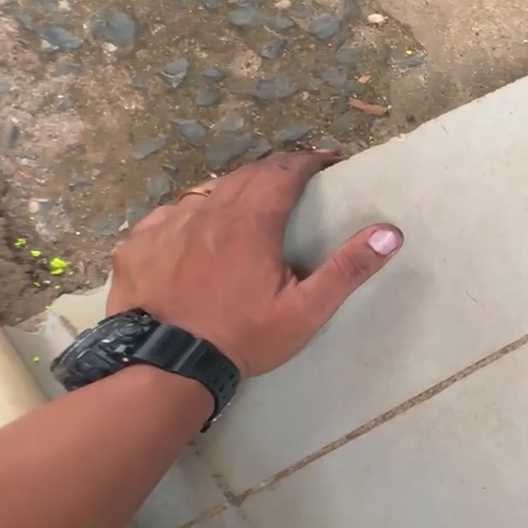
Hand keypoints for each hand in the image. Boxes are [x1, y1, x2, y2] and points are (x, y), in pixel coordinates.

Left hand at [106, 152, 402, 376]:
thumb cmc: (244, 336)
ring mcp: (165, 228)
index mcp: (249, 223)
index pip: (281, 173)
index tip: (331, 159)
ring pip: (206, 192)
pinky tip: (201, 230)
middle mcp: (205, 214)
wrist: (162, 367)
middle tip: (301, 178)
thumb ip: (349, 268)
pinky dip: (195, 212)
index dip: (309, 160)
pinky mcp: (137, 247)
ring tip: (254, 202)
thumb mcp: (309, 308)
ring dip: (237, 189)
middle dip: (277, 170)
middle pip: (245, 175)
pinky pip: (170, 214)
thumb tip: (390, 233)